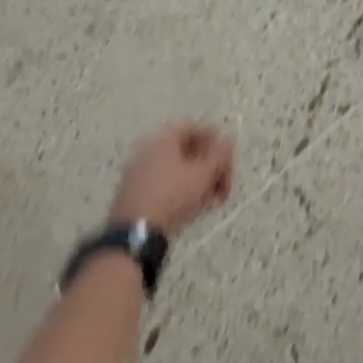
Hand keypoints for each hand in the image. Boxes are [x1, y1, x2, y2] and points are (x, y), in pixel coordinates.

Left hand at [109, 122, 235, 236]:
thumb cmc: (172, 196)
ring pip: (177, 169)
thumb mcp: (204, 174)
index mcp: (164, 138)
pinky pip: (164, 183)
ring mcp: (137, 171)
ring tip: (211, 199)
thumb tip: (228, 140)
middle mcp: (148, 148)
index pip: (197, 129)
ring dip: (198, 181)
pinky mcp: (133, 193)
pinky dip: (181, 190)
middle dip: (210, 166)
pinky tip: (193, 207)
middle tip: (223, 185)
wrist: (134, 233)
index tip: (229, 161)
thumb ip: (220, 154)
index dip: (218, 143)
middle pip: (188, 150)